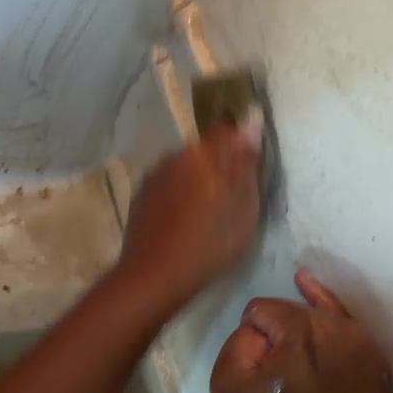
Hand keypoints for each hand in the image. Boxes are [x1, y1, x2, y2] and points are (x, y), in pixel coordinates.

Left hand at [113, 110, 264, 309]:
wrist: (154, 275)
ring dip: (195, 181)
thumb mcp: (243, 207)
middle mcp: (173, 155)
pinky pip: (167, 185)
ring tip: (204, 216)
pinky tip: (181, 222)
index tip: (246, 171)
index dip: (239, 146)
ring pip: (183, 168)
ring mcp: (153, 175)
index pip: (226, 131)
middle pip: (202, 150)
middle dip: (216, 166)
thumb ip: (246, 161)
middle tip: (228, 200)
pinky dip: (176, 196)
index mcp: (202, 154)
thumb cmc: (209, 243)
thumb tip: (251, 118)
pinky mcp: (140, 195)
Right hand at [210, 267, 392, 392]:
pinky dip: (333, 321)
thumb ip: (238, 340)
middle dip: (279, 330)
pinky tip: (318, 301)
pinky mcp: (379, 366)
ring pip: (322, 315)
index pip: (261, 309)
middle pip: (293, 308)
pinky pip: (349, 331)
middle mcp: (337, 329)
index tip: (256, 368)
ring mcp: (364, 346)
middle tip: (273, 372)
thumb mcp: (227, 386)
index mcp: (300, 331)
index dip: (251, 334)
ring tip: (293, 336)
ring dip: (304, 327)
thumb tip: (260, 330)